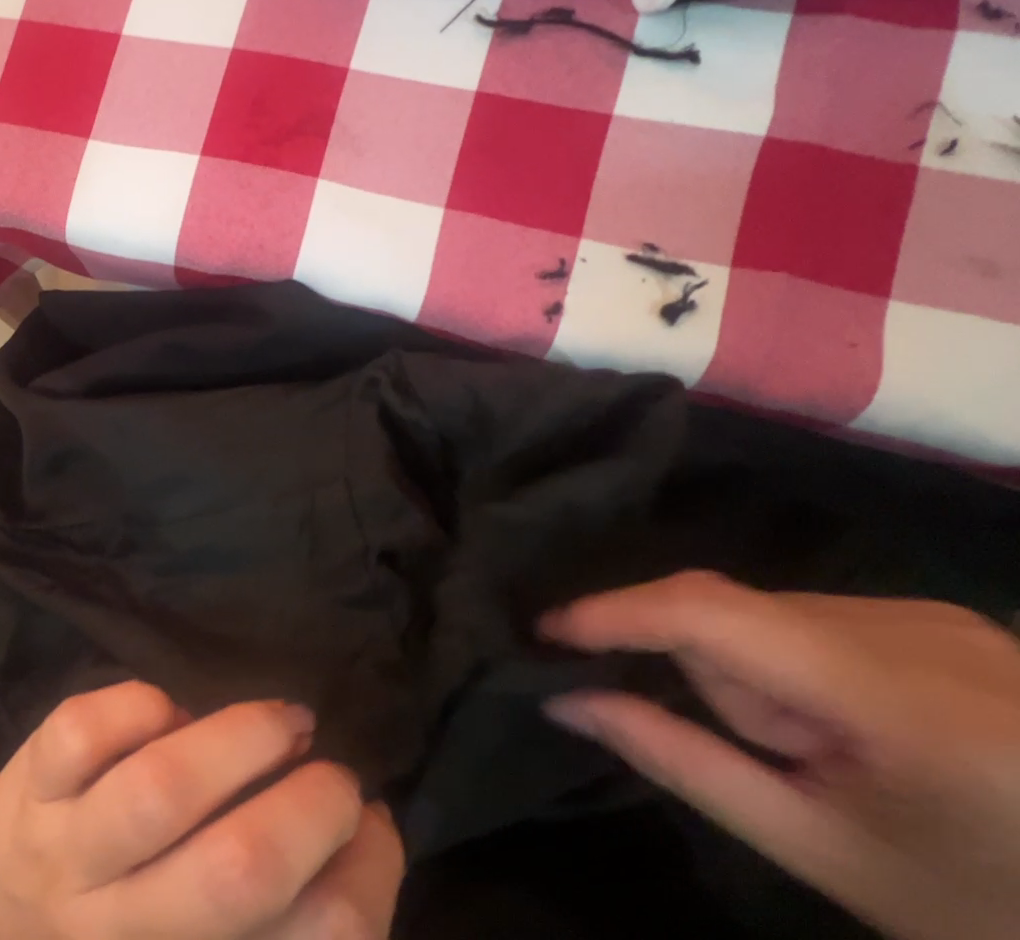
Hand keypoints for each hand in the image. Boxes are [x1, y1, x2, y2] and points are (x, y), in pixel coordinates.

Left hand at [0, 682, 402, 938]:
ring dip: (239, 740)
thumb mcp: (207, 931)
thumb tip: (368, 821)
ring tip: (283, 719)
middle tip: (332, 770)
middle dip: (310, 805)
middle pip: (236, 871)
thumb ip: (287, 893)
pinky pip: (82, 734)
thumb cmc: (126, 924)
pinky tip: (174, 709)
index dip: (368, 873)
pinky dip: (141, 705)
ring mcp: (66, 857)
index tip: (373, 825)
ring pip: (157, 790)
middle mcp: (128, 930)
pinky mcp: (25, 792)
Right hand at [541, 571, 1019, 939]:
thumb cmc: (972, 902)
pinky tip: (850, 727)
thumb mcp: (815, 847)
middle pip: (737, 613)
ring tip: (818, 754)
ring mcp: (942, 616)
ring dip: (751, 671)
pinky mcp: (949, 620)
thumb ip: (681, 761)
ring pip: (771, 611)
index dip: (613, 611)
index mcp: (893, 695)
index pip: (712, 612)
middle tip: (766, 757)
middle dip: (707, 672)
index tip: (541, 633)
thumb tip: (566, 699)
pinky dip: (793, 663)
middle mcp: (918, 628)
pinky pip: (816, 618)